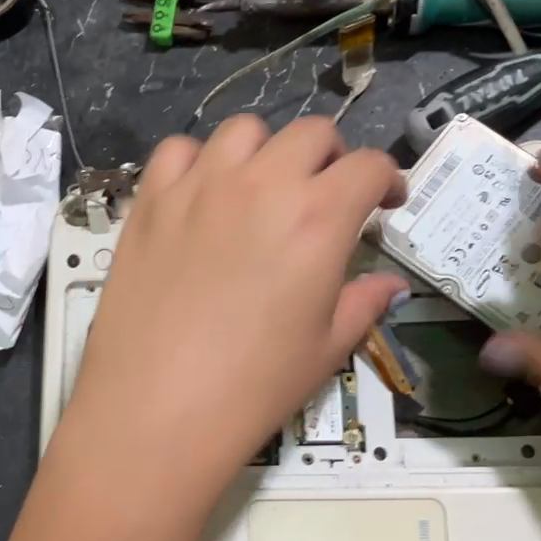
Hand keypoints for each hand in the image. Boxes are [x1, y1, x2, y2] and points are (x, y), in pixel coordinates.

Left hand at [55, 116, 407, 494]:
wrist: (156, 410)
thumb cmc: (253, 388)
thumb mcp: (325, 349)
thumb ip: (363, 303)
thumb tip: (390, 284)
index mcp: (318, 219)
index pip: (368, 166)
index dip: (387, 179)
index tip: (385, 202)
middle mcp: (262, 184)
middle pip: (311, 133)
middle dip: (332, 158)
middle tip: (326, 197)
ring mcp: (199, 186)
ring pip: (244, 130)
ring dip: (266, 151)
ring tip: (263, 189)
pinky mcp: (151, 200)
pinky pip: (178, 150)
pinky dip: (198, 161)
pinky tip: (202, 195)